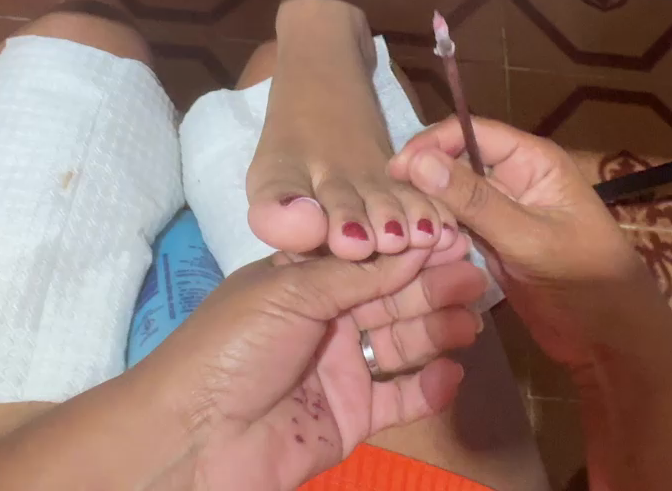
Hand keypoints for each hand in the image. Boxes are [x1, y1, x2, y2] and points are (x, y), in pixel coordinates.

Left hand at [137, 237, 486, 490]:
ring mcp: (338, 368)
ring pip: (399, 343)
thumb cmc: (235, 345)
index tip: (451, 234)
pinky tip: (453, 371)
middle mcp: (325, 318)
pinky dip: (427, 387)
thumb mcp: (290, 292)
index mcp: (303, 278)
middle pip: (388, 297)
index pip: (366, 256)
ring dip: (435, 329)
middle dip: (430, 284)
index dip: (406, 246)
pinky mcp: (349, 417)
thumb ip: (355, 274)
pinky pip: (398, 399)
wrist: (195, 437)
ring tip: (471, 319)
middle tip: (475, 275)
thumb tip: (412, 241)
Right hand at [388, 117, 654, 371]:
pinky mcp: (492, 240)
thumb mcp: (530, 239)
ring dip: (426, 206)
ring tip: (395, 224)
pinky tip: (412, 243)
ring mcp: (502, 210)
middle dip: (423, 176)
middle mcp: (514, 176)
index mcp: (532, 160)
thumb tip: (416, 161)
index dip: (431, 145)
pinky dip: (435, 231)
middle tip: (390, 203)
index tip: (395, 171)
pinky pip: (455, 223)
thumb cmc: (587, 284)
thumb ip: (474, 200)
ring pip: (451, 193)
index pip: (470, 132)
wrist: (613, 348)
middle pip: (455, 160)